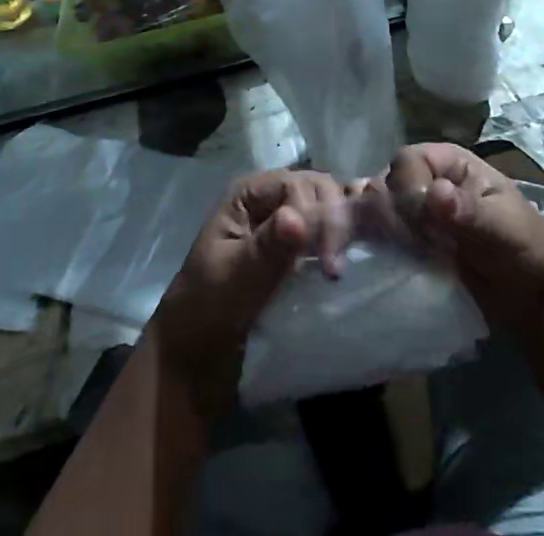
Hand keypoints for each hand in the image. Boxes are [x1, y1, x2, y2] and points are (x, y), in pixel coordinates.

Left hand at [149, 169, 356, 412]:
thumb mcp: (233, 280)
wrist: (197, 358)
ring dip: (342, 233)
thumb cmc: (206, 312)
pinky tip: (346, 263)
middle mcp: (270, 200)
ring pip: (329, 210)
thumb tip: (297, 219)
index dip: (318, 215)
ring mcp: (285, 223)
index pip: (297, 185)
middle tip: (334, 269)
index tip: (325, 262)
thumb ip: (266, 250)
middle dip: (334, 222)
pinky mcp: (298, 249)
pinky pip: (329, 234)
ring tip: (339, 269)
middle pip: (319, 191)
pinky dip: (342, 243)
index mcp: (247, 195)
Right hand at [385, 142, 543, 325]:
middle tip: (409, 246)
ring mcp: (414, 214)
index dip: (407, 189)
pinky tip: (373, 257)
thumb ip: (469, 212)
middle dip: (388, 213)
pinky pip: (378, 236)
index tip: (421, 225)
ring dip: (375, 229)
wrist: (535, 301)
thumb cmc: (529, 251)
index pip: (408, 162)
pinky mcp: (407, 244)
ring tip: (389, 254)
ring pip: (376, 209)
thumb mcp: (505, 230)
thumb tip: (436, 193)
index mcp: (450, 163)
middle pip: (386, 184)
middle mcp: (426, 181)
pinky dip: (371, 243)